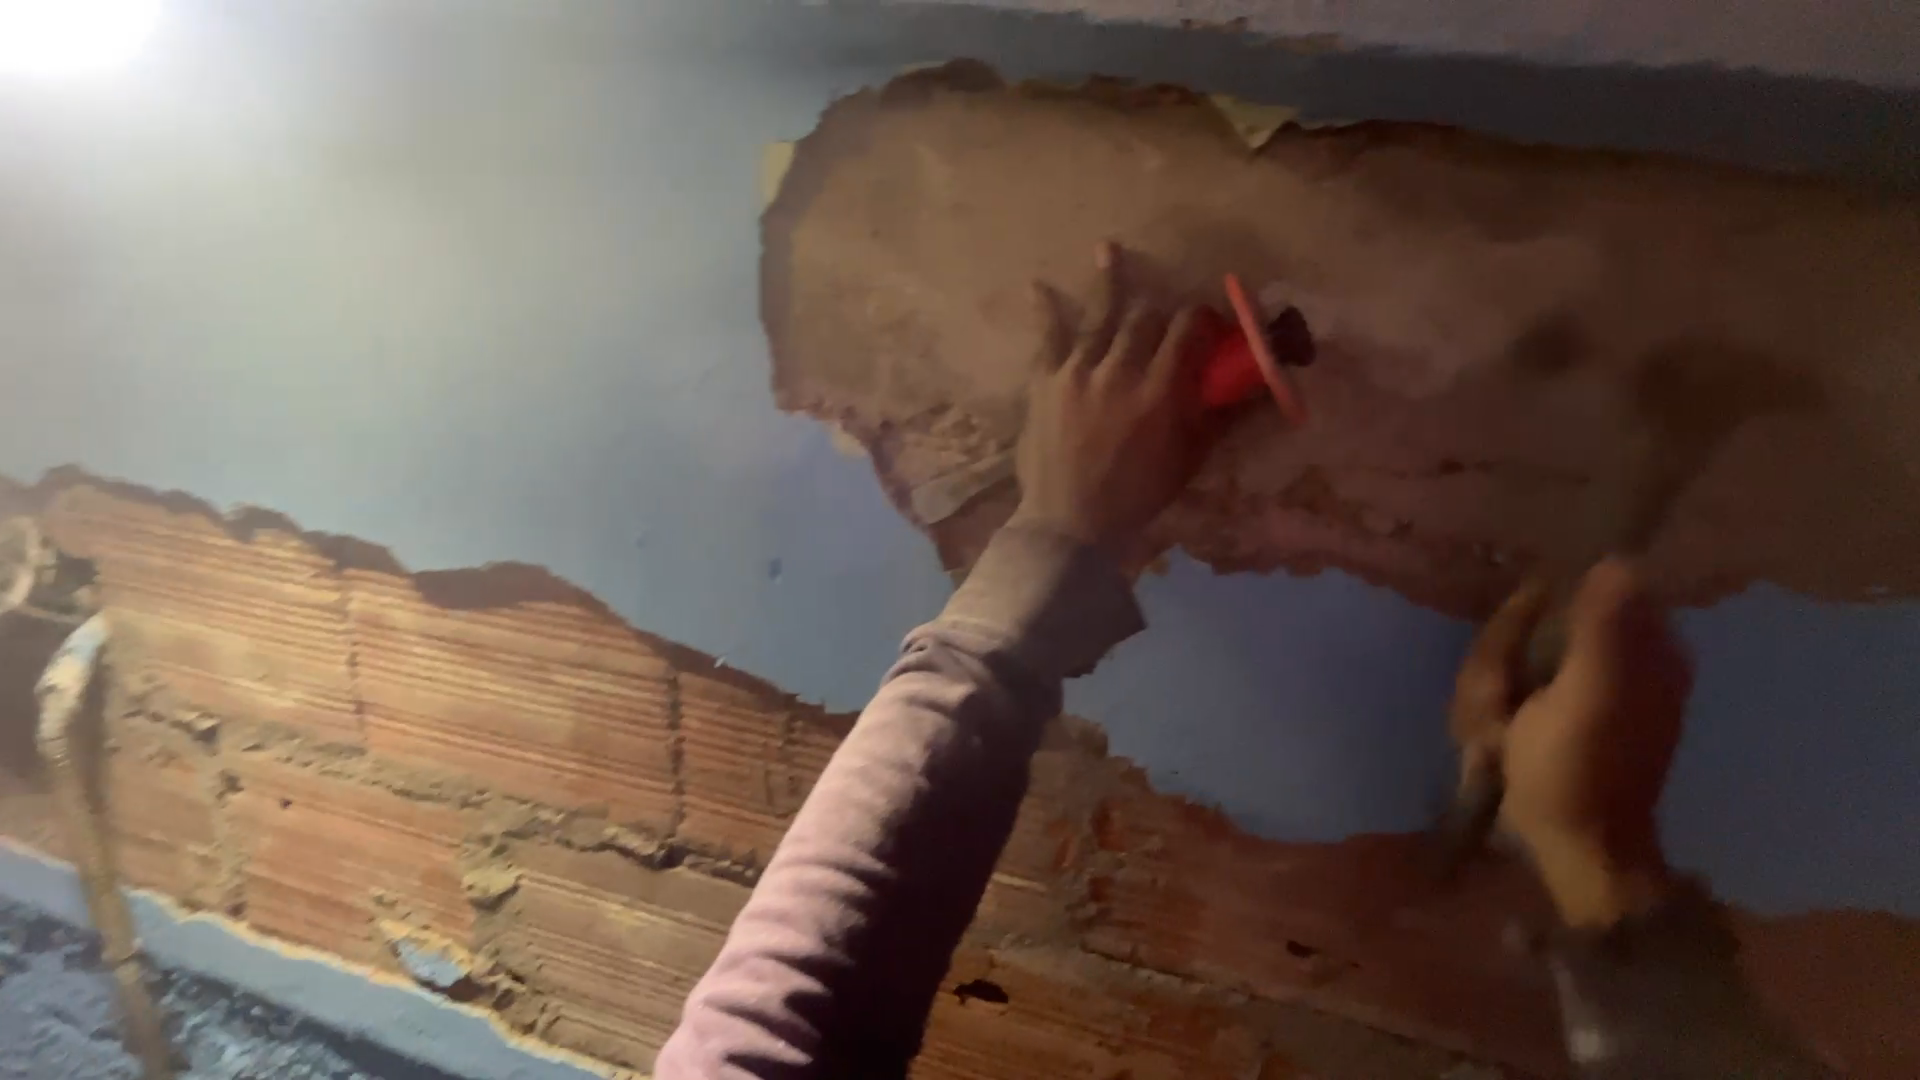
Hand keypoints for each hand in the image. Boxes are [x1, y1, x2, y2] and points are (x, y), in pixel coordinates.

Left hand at [1009, 242, 1221, 560]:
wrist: (1069, 521)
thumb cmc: (1136, 495)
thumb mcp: (1189, 459)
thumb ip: (1224, 416)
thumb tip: (1267, 384)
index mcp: (1160, 389)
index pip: (1187, 328)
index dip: (1200, 317)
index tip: (1205, 320)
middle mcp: (1120, 369)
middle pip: (1145, 318)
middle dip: (1159, 312)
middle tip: (1163, 318)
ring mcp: (1078, 371)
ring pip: (1100, 316)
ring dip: (1110, 281)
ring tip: (1108, 248)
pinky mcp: (1044, 381)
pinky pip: (1046, 337)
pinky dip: (1043, 309)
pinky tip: (1036, 285)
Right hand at [1451, 559, 1693, 925]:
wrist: (1574, 845)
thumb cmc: (1576, 771)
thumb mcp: (1587, 698)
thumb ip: (1601, 630)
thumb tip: (1615, 559)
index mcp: (1638, 650)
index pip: (1566, 594)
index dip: (1523, 620)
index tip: (1508, 668)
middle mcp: (1610, 658)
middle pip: (1523, 629)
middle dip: (1494, 670)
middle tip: (1500, 714)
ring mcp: (1573, 686)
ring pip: (1502, 658)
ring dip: (1484, 695)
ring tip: (1495, 734)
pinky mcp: (1548, 709)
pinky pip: (1499, 683)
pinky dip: (1487, 709)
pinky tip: (1494, 738)